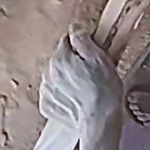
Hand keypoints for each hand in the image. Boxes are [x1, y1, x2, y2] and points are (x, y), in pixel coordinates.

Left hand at [39, 28, 123, 144]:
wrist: (98, 121)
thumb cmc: (103, 89)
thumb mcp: (99, 58)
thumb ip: (82, 40)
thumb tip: (74, 28)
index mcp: (60, 58)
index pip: (66, 40)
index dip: (81, 45)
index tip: (92, 53)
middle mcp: (48, 73)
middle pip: (59, 58)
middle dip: (72, 61)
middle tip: (91, 71)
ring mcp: (45, 90)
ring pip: (55, 74)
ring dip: (66, 76)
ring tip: (84, 86)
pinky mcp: (47, 105)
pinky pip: (54, 91)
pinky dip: (63, 92)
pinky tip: (76, 97)